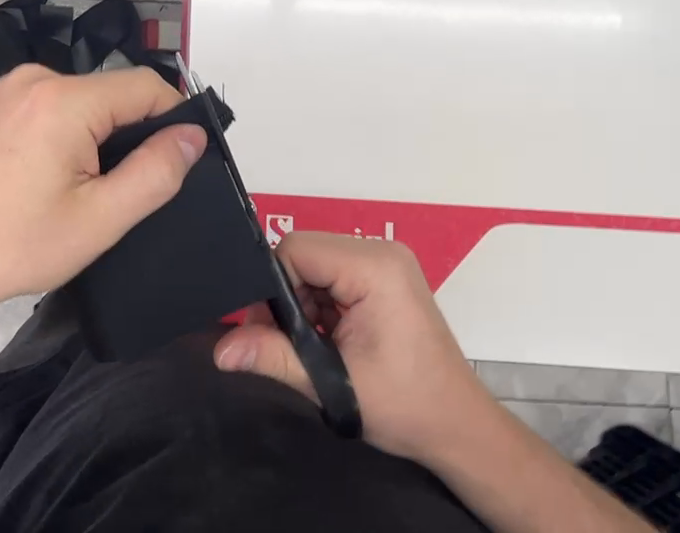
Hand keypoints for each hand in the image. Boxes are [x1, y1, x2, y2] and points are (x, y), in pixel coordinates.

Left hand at [0, 64, 205, 318]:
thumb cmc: (14, 244)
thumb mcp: (100, 220)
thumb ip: (156, 173)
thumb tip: (193, 135)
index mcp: (64, 98)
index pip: (146, 86)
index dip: (174, 119)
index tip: (179, 162)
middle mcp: (35, 78)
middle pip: (113, 93)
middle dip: (132, 135)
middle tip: (125, 191)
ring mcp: (9, 88)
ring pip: (84, 101)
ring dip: (100, 137)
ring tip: (86, 190)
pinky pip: (53, 106)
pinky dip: (69, 134)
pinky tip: (53, 178)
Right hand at [212, 232, 501, 462]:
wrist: (459, 429)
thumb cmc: (406, 405)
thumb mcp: (333, 383)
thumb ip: (273, 356)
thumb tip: (220, 350)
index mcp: (374, 267)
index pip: (294, 250)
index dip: (273, 287)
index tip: (269, 331)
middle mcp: (380, 251)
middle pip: (302, 254)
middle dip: (286, 298)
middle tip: (289, 344)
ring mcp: (384, 262)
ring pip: (312, 265)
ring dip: (302, 304)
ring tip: (315, 346)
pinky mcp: (383, 276)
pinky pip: (330, 275)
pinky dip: (318, 305)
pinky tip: (328, 338)